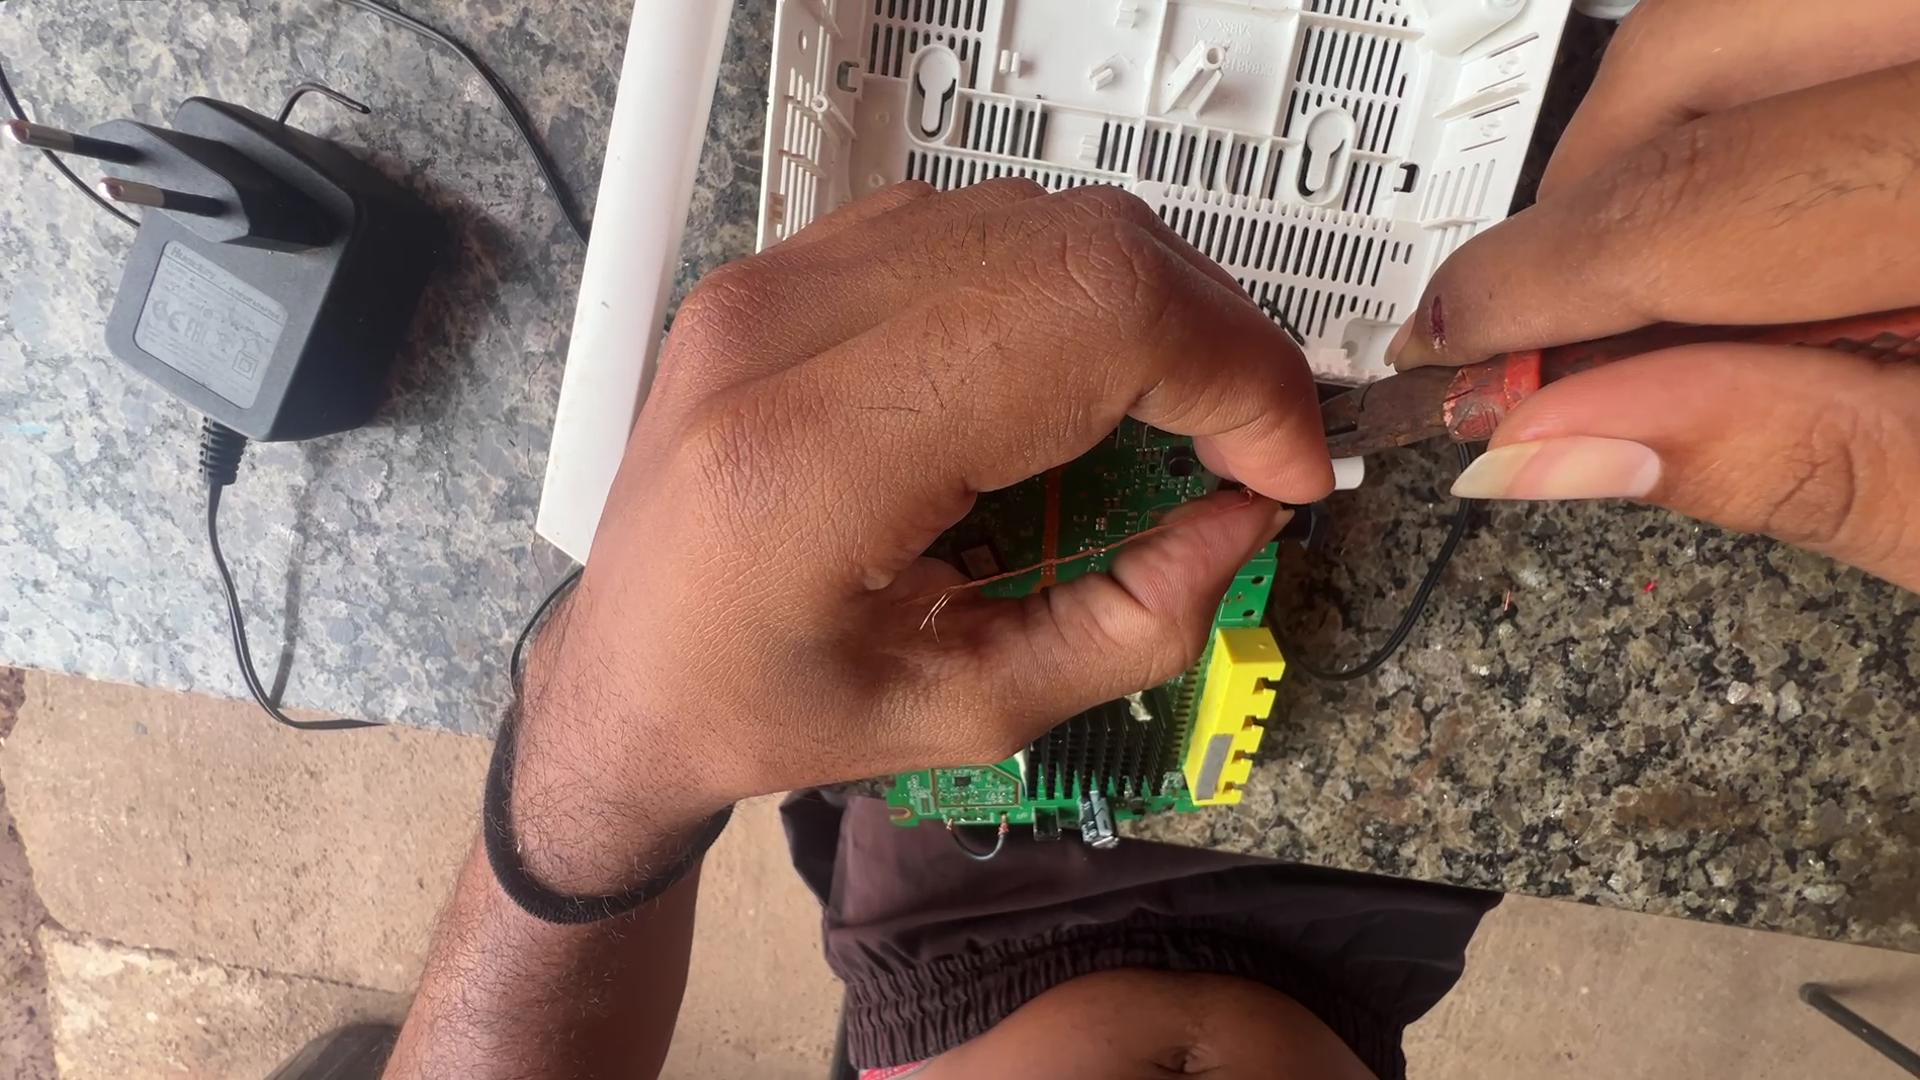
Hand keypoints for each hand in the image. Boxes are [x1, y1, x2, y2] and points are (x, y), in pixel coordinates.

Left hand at [514, 180, 1332, 890]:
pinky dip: (1058, 301)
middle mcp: (784, 332)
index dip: (1235, 374)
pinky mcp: (780, 278)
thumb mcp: (968, 712)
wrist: (626, 675)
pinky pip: (970, 239)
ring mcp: (773, 284)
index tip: (1283, 466)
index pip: (1088, 321)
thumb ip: (1134, 623)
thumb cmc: (768, 715)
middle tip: (1238, 443)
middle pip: (1077, 247)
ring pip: (1034, 224)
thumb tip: (1246, 518)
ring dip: (1140, 315)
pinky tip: (1057, 388)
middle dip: (1209, 339)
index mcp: (814, 457)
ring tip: (1157, 422)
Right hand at [1387, 0, 1919, 590]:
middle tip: (1550, 316)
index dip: (1520, 292)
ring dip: (1656, 128)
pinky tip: (1782, 192)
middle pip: (1702, 42)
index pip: (1693, 206)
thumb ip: (1800, 467)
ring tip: (1674, 256)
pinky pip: (1824, 5)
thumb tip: (1542, 448)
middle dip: (1579, 197)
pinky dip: (1750, 84)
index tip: (1431, 349)